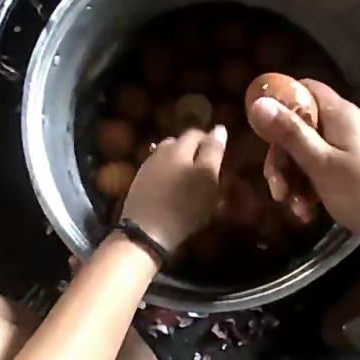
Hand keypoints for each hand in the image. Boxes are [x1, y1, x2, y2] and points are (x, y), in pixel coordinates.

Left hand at [120, 126, 227, 250]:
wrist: (146, 231)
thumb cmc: (185, 204)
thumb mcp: (208, 177)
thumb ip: (214, 151)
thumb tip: (219, 128)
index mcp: (178, 147)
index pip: (196, 133)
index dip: (210, 140)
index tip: (220, 155)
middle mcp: (160, 152)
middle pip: (180, 144)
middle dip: (194, 151)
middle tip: (208, 170)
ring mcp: (147, 169)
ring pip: (168, 159)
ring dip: (181, 165)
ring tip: (192, 182)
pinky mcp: (139, 186)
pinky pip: (159, 174)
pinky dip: (170, 178)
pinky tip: (176, 193)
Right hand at [248, 80, 359, 254]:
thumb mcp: (320, 163)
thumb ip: (290, 133)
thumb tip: (258, 102)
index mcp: (339, 114)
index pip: (304, 88)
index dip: (280, 102)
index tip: (261, 128)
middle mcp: (342, 125)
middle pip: (298, 127)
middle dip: (281, 158)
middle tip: (276, 186)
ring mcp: (344, 148)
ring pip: (303, 153)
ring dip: (292, 180)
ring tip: (292, 206)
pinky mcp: (345, 169)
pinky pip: (316, 170)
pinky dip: (306, 190)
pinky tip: (305, 212)